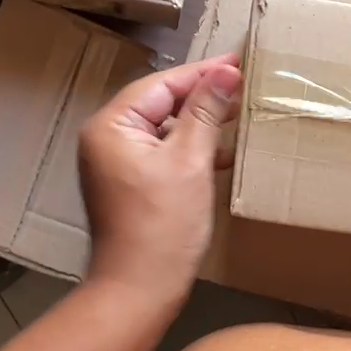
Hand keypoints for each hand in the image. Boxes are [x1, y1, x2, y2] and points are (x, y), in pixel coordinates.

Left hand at [77, 54, 241, 304]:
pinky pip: (162, 156)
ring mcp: (115, 166)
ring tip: (239, 113)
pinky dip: (190, 151)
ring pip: (163, 131)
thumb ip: (206, 113)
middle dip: (202, 97)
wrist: (140, 289)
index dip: (202, 73)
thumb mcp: (190, 162)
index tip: (238, 61)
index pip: (162, 85)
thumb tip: (226, 72)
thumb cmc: (163, 225)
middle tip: (244, 84)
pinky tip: (222, 153)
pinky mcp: (129, 188)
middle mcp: (106, 140)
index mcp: (111, 126)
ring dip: (200, 124)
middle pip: (160, 105)